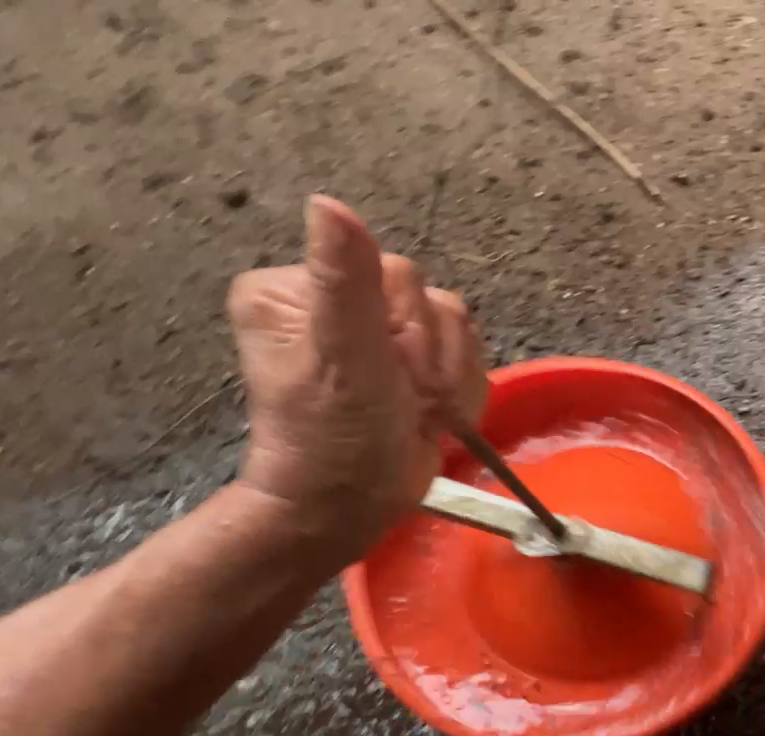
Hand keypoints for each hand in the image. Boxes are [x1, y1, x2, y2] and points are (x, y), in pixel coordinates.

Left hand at [225, 196, 486, 567]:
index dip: (410, 326)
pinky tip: (431, 416)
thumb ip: (346, 284)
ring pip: (457, 329)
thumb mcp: (343, 360)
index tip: (389, 371)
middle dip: (432, 358)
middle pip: (432, 301)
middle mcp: (336, 302)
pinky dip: (460, 393)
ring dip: (450, 379)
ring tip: (418, 412)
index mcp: (297, 289)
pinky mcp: (410, 364)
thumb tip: (330, 202)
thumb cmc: (337, 438)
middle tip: (405, 398)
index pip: (394, 272)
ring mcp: (377, 335)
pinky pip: (467, 358)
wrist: (355, 504)